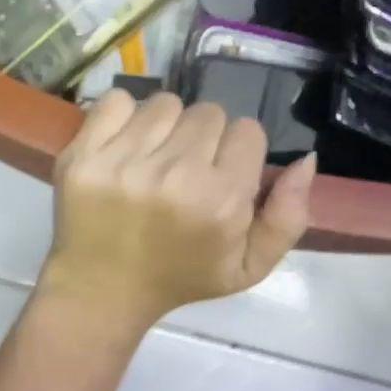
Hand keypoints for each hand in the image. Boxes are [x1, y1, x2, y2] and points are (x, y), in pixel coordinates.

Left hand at [40, 91, 315, 328]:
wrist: (100, 291)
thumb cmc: (182, 273)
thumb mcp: (248, 265)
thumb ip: (288, 217)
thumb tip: (306, 159)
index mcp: (220, 202)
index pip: (248, 131)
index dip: (237, 153)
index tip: (220, 176)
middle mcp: (174, 176)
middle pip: (208, 112)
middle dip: (203, 139)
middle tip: (185, 172)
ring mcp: (123, 162)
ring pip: (167, 102)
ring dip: (165, 126)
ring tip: (154, 160)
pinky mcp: (83, 153)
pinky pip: (118, 99)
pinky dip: (124, 117)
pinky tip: (124, 148)